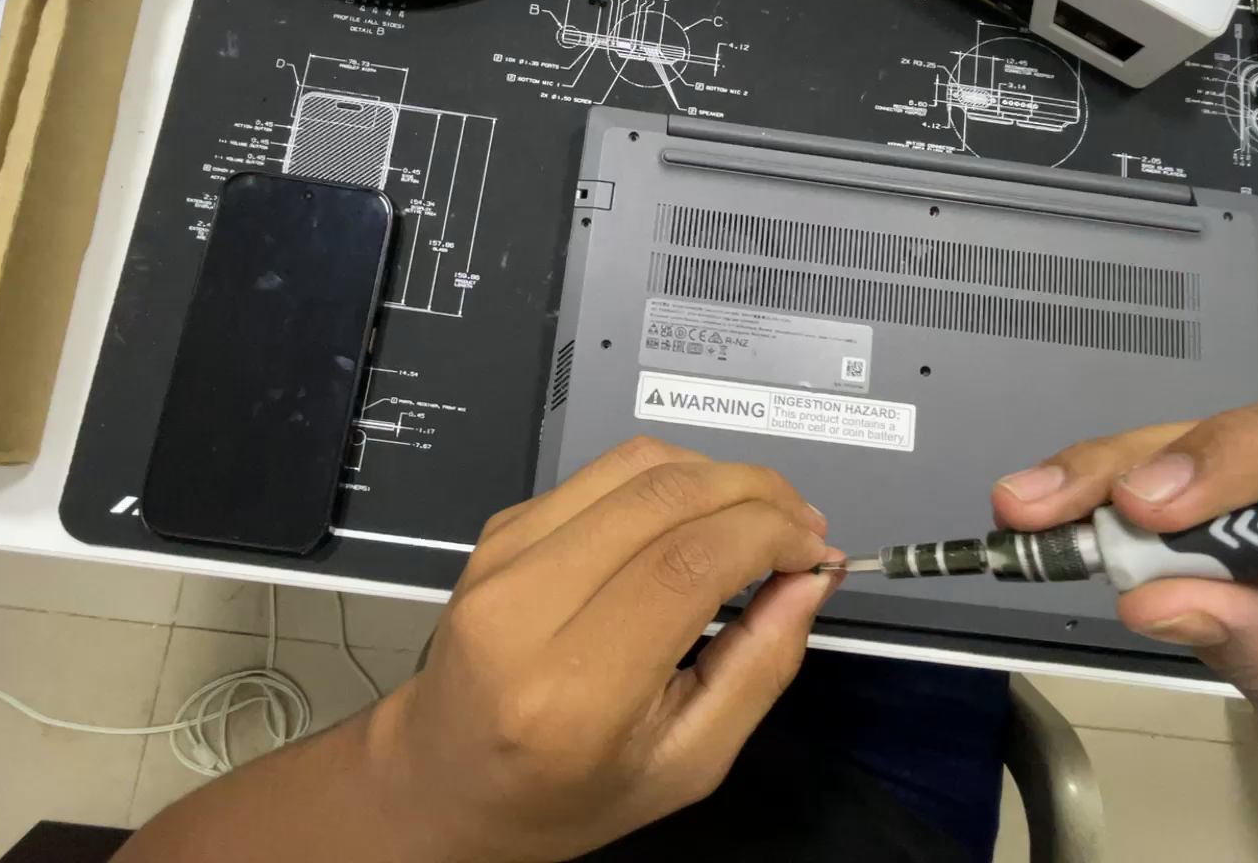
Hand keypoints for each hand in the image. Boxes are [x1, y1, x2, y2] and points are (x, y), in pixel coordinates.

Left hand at [360, 437, 839, 861]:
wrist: (442, 777)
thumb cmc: (564, 794)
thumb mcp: (684, 763)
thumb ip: (760, 667)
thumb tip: (809, 579)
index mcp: (574, 689)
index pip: (688, 563)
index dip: (770, 535)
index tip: (814, 549)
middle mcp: (526, 603)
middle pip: (664, 496)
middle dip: (755, 490)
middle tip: (801, 521)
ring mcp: (505, 552)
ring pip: (635, 464)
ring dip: (716, 472)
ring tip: (759, 510)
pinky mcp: (502, 525)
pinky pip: (604, 472)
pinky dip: (670, 477)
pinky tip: (695, 512)